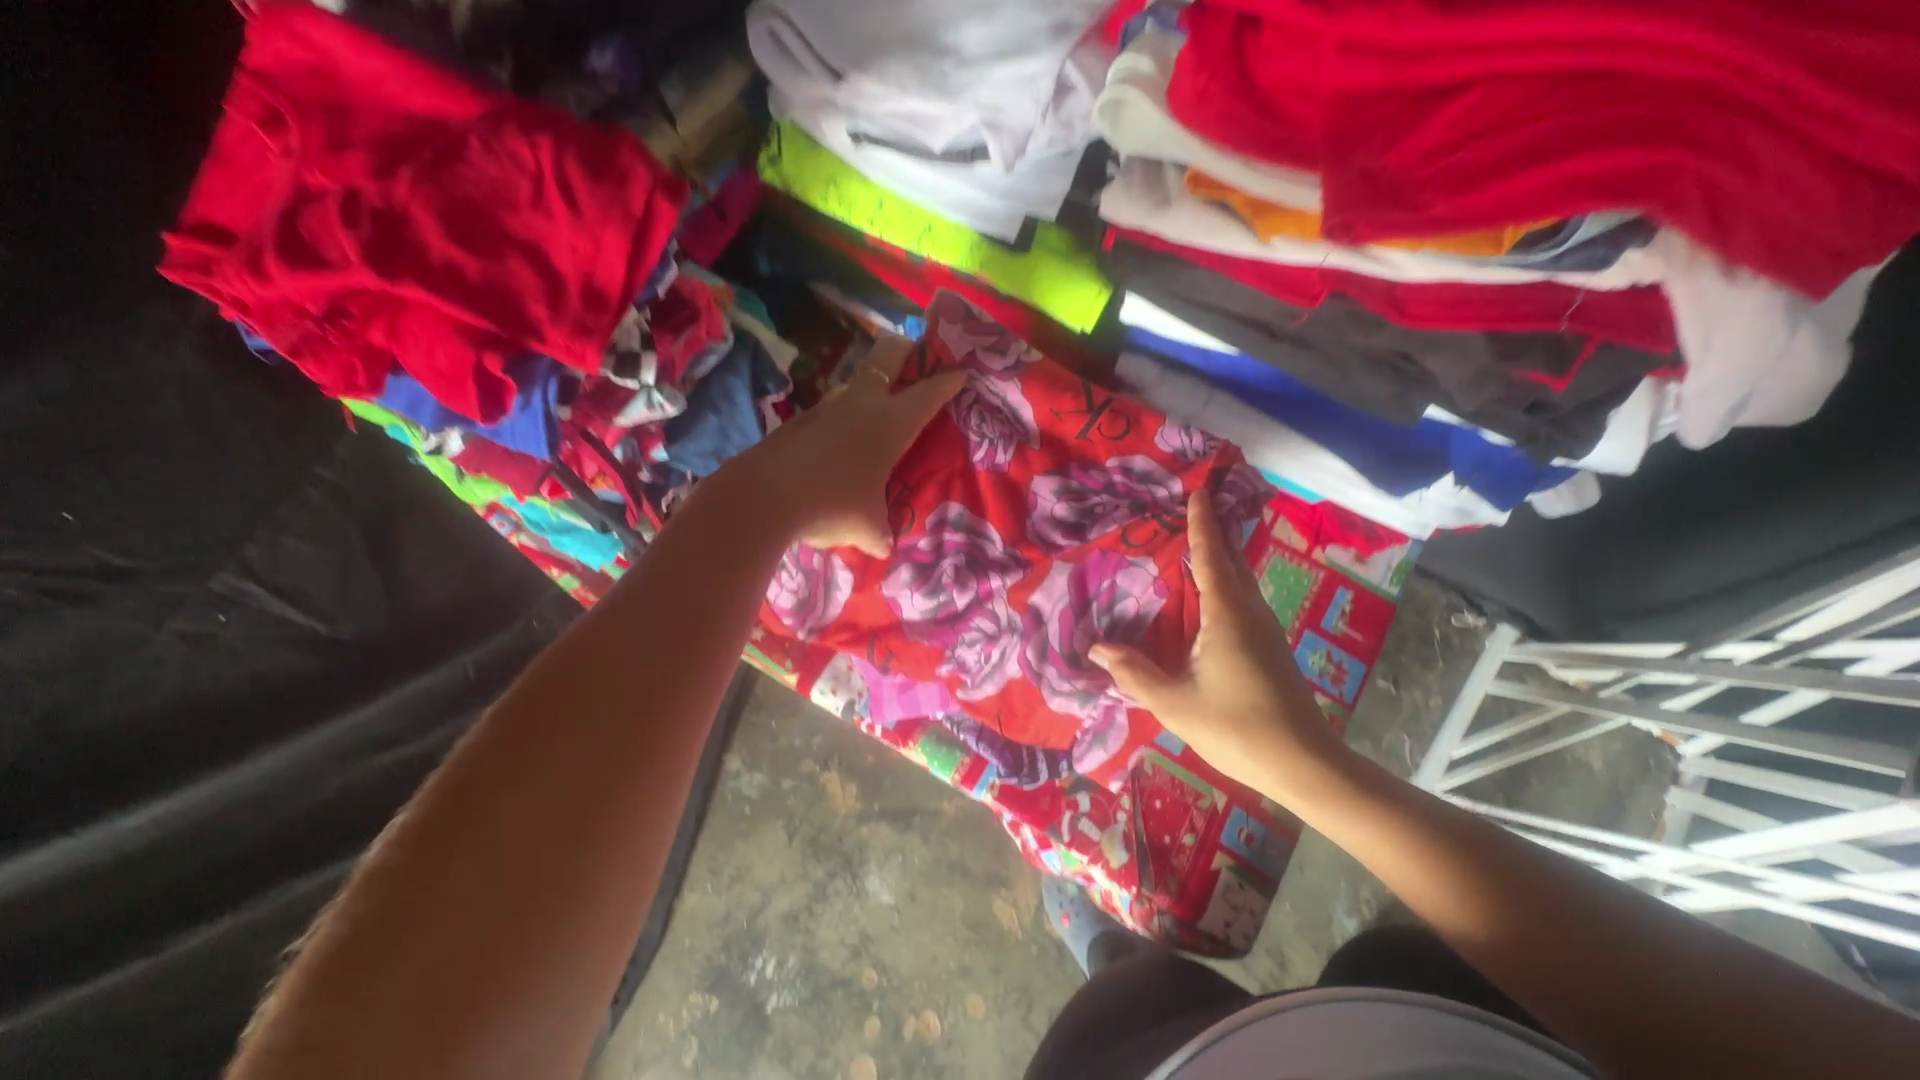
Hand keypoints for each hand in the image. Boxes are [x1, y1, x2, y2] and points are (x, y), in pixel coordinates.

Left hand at [736, 336, 964, 555]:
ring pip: (855, 383)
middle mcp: (862, 404)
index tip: (960, 373)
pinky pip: (830, 413)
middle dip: (905, 351)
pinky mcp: (798, 421)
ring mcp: (826, 407)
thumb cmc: (832, 505)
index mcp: (892, 422)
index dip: (947, 382)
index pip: (929, 393)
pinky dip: (841, 421)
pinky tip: (839, 446)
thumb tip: (883, 546)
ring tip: (877, 411)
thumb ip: (880, 533)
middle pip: (888, 356)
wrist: (763, 496)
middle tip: (916, 356)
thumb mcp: (866, 527)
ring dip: (869, 388)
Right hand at [1090, 490, 1347, 797]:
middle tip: (1189, 512)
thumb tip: (1097, 649)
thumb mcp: (1174, 703)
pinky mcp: (1270, 649)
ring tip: (1193, 549)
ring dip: (1221, 561)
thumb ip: (1134, 673)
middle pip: (1231, 562)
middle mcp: (1250, 612)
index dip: (1201, 523)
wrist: (1301, 762)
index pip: (1211, 555)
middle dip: (1212, 534)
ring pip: (1241, 582)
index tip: (1197, 490)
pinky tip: (1207, 602)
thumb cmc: (1235, 726)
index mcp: (1226, 614)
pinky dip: (1224, 586)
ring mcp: (1266, 630)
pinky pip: (1243, 602)